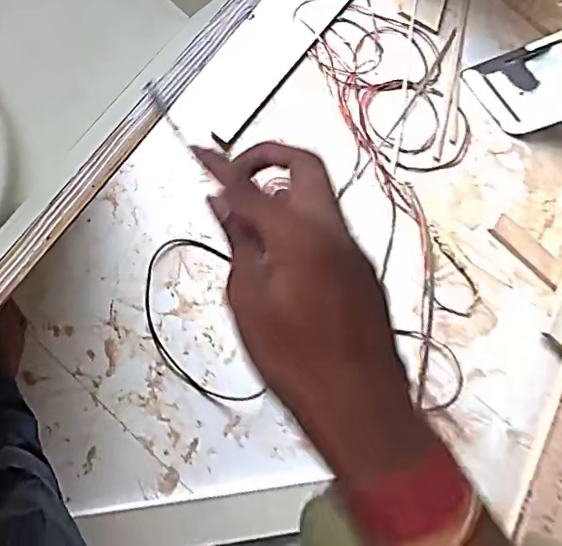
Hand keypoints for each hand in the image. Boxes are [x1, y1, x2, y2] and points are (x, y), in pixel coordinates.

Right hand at [193, 142, 436, 489]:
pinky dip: (295, 223)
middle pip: (305, 164)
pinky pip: (325, 227)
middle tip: (234, 172)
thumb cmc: (297, 360)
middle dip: (266, 156)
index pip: (247, 185)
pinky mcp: (360, 273)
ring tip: (245, 221)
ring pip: (316, 196)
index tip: (199, 151)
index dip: (218, 164)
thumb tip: (224, 206)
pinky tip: (272, 253)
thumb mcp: (247, 297)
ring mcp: (352, 252)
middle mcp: (333, 234)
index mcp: (300, 236)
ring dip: (279, 193)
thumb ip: (237, 241)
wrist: (362, 411)